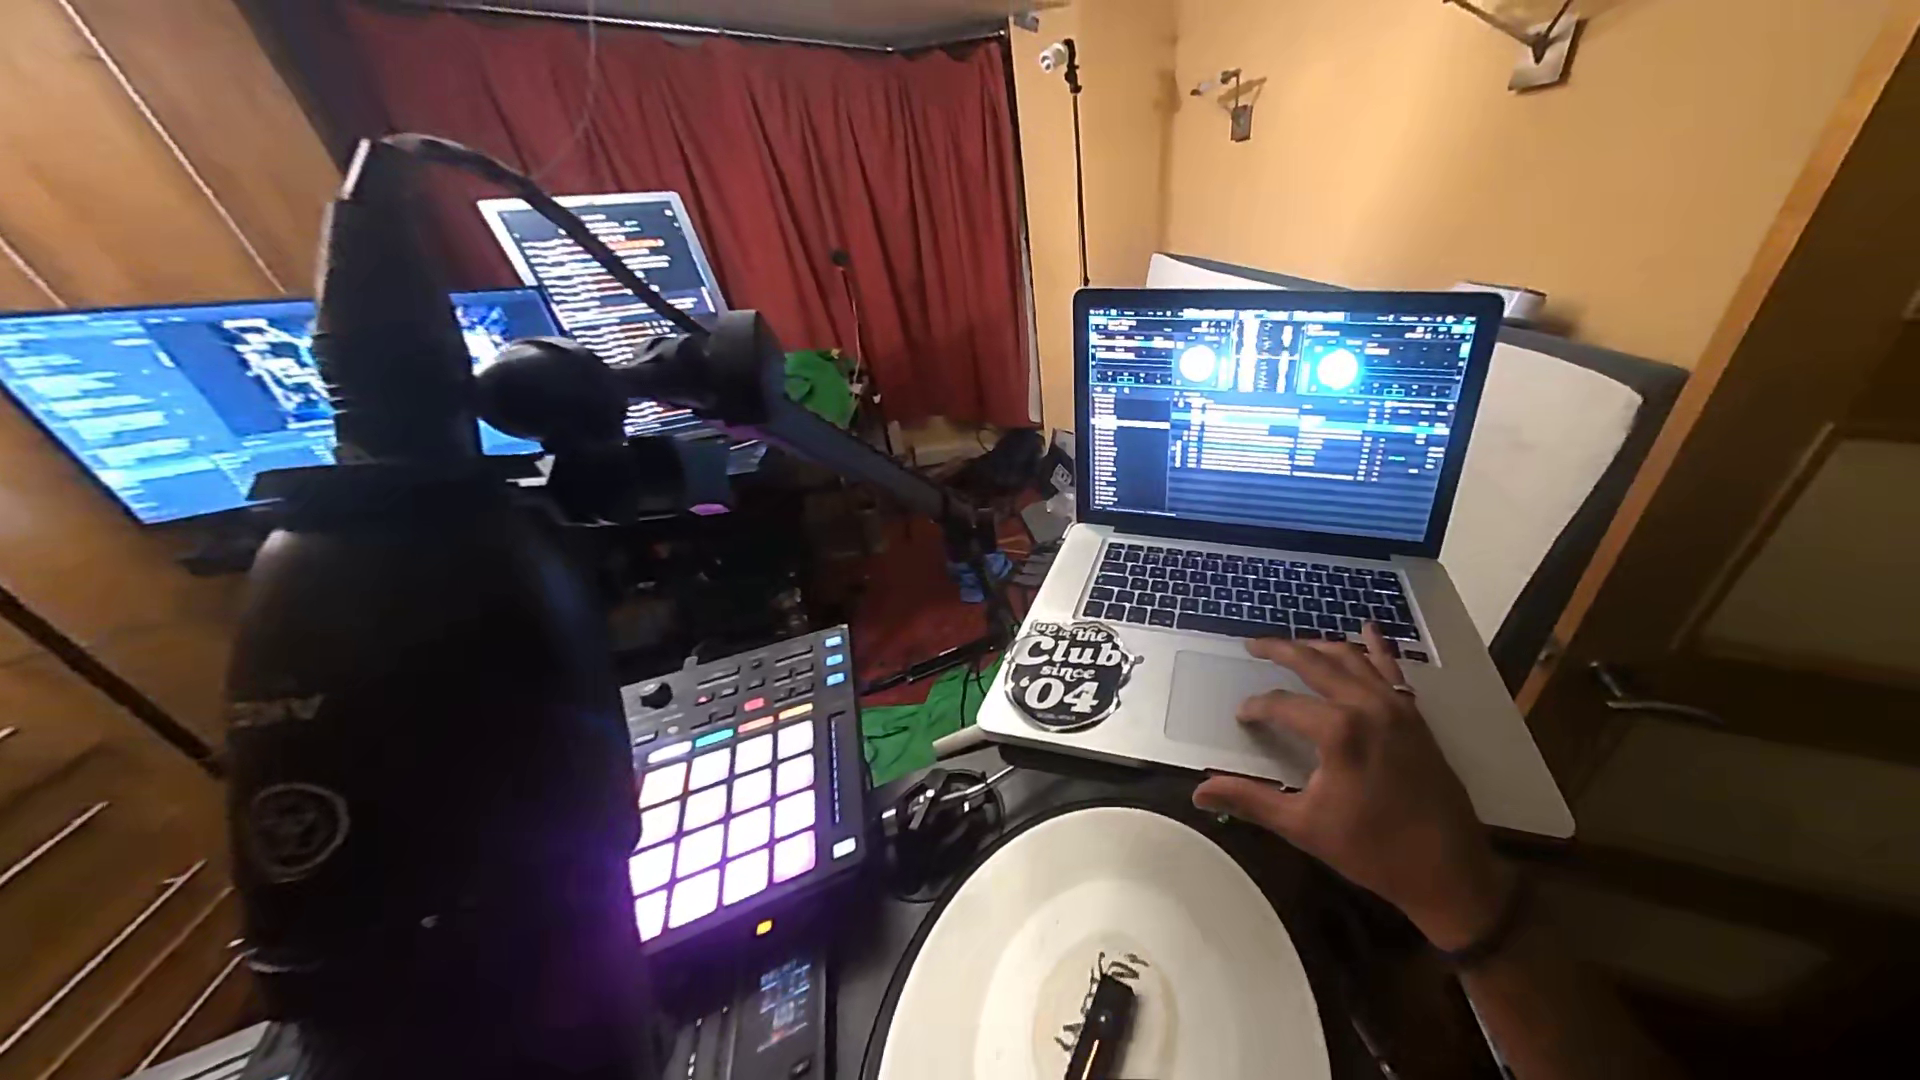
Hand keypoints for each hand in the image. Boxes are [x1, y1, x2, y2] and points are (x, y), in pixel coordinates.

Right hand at [1192, 624, 1509, 949]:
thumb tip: (1199, 793)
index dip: (1256, 708)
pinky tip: (1367, 629)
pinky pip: (1393, 670)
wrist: (1451, 874)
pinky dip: (1376, 647)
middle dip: (1279, 649)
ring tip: (1292, 644)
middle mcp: (1367, 707)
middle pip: (1314, 663)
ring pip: (1351, 658)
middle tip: (1252, 644)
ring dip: (1318, 646)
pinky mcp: (1415, 717)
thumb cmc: (1372, 849)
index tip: (1242, 718)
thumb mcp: (1302, 825)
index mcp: (1338, 730)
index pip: (1281, 704)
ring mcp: (1397, 708)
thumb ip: (1250, 800)